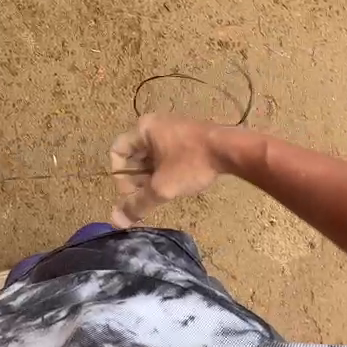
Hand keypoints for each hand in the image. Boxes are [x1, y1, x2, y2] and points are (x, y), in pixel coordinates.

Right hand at [108, 115, 240, 226]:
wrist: (231, 150)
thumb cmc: (192, 163)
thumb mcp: (163, 187)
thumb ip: (138, 204)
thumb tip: (115, 221)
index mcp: (142, 129)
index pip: (117, 152)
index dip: (120, 176)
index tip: (134, 194)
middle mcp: (153, 124)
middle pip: (133, 154)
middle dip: (138, 178)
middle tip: (150, 196)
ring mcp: (171, 128)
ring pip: (150, 156)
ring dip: (152, 176)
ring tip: (165, 192)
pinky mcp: (186, 135)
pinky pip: (165, 153)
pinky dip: (165, 169)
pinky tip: (178, 182)